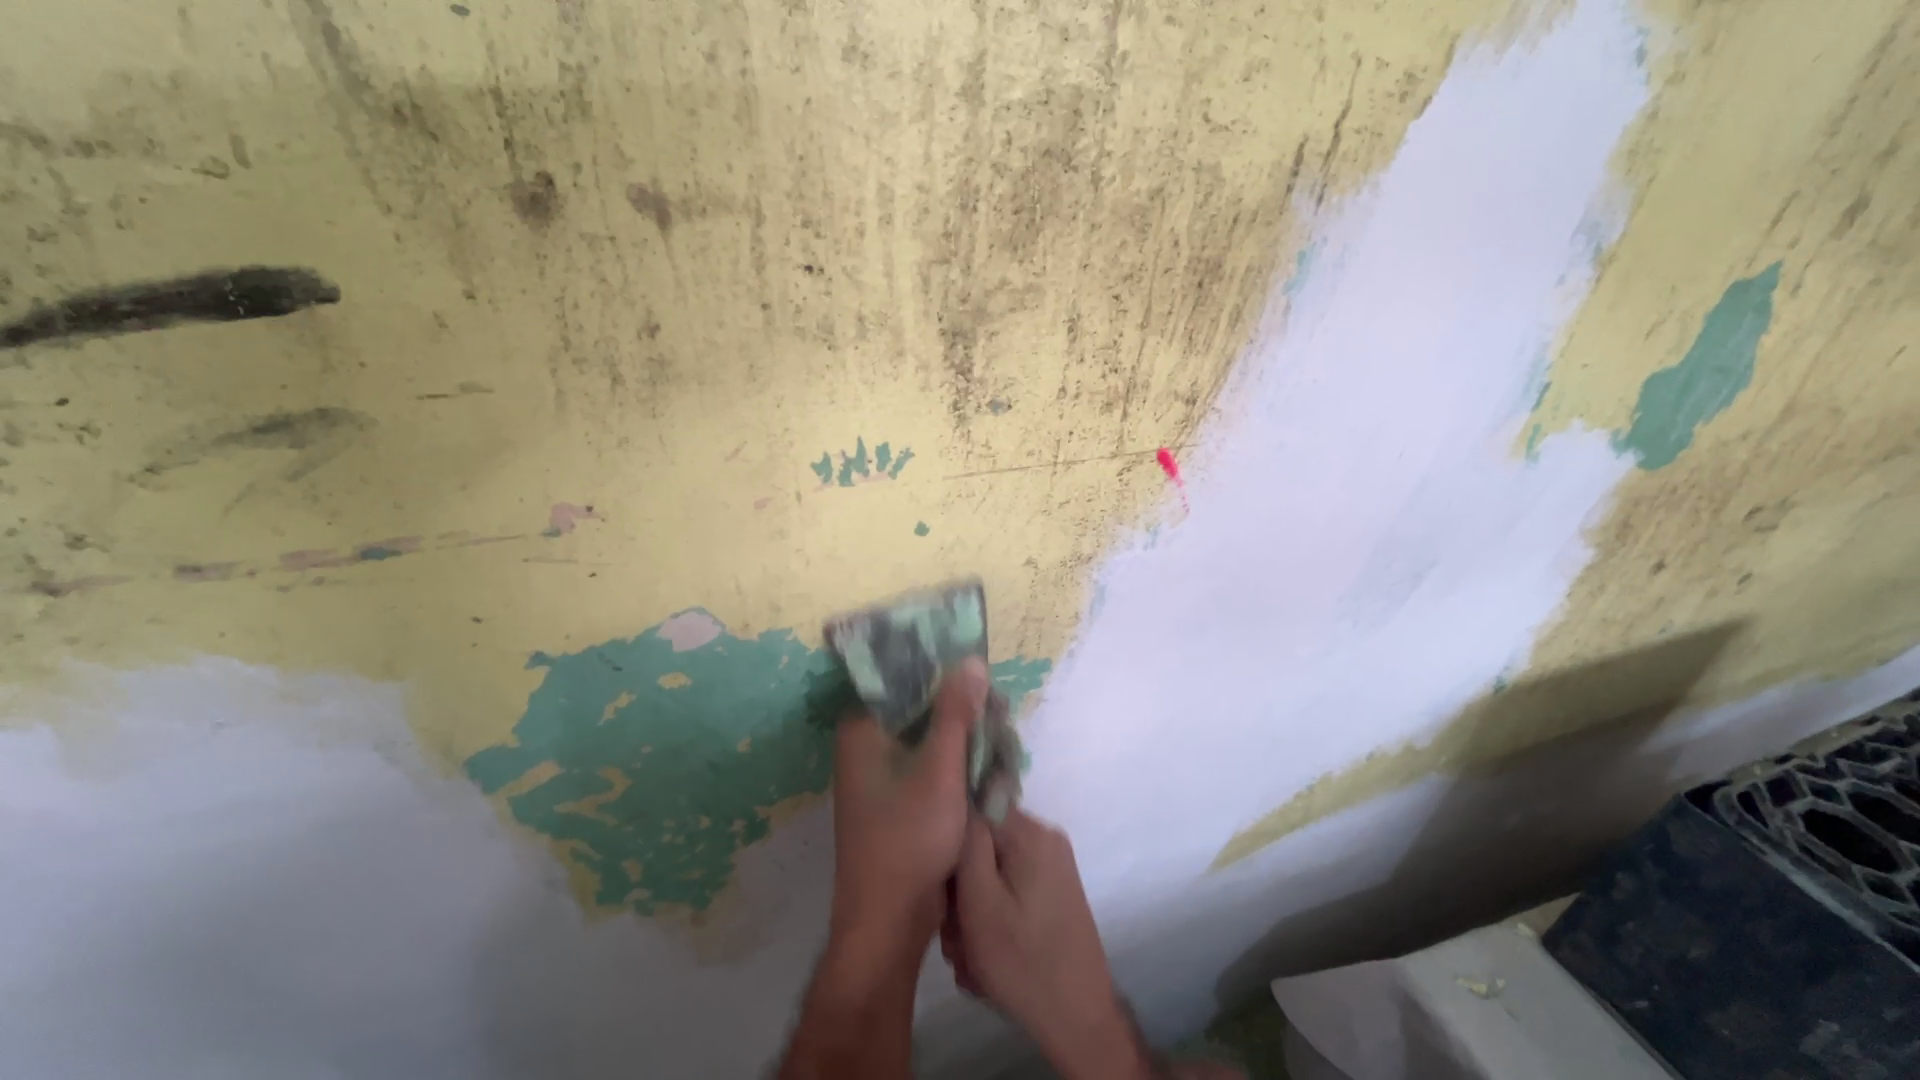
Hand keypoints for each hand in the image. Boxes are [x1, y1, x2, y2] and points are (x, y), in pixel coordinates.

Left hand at [829, 656, 986, 947]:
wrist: (890, 921)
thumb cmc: (908, 838)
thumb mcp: (939, 770)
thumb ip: (955, 713)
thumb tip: (971, 660)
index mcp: (862, 730)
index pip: (903, 679)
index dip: (944, 673)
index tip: (983, 675)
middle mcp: (866, 746)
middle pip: (920, 709)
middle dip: (963, 710)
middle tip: (1002, 715)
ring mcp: (883, 775)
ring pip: (931, 739)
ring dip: (966, 739)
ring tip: (1003, 743)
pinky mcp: (901, 800)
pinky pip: (932, 767)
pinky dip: (959, 764)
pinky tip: (990, 768)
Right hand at [944, 809, 1157, 1079]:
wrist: (1077, 1017)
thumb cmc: (1022, 961)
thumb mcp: (980, 902)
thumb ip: (969, 842)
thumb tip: (962, 791)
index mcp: (1030, 834)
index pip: (973, 809)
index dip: (949, 846)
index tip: (943, 887)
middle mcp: (1044, 840)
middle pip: (980, 845)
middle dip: (959, 890)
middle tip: (955, 934)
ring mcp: (1051, 867)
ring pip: (989, 874)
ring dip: (971, 913)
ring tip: (970, 952)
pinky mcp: (1051, 893)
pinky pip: (1006, 892)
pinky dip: (990, 921)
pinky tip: (986, 956)